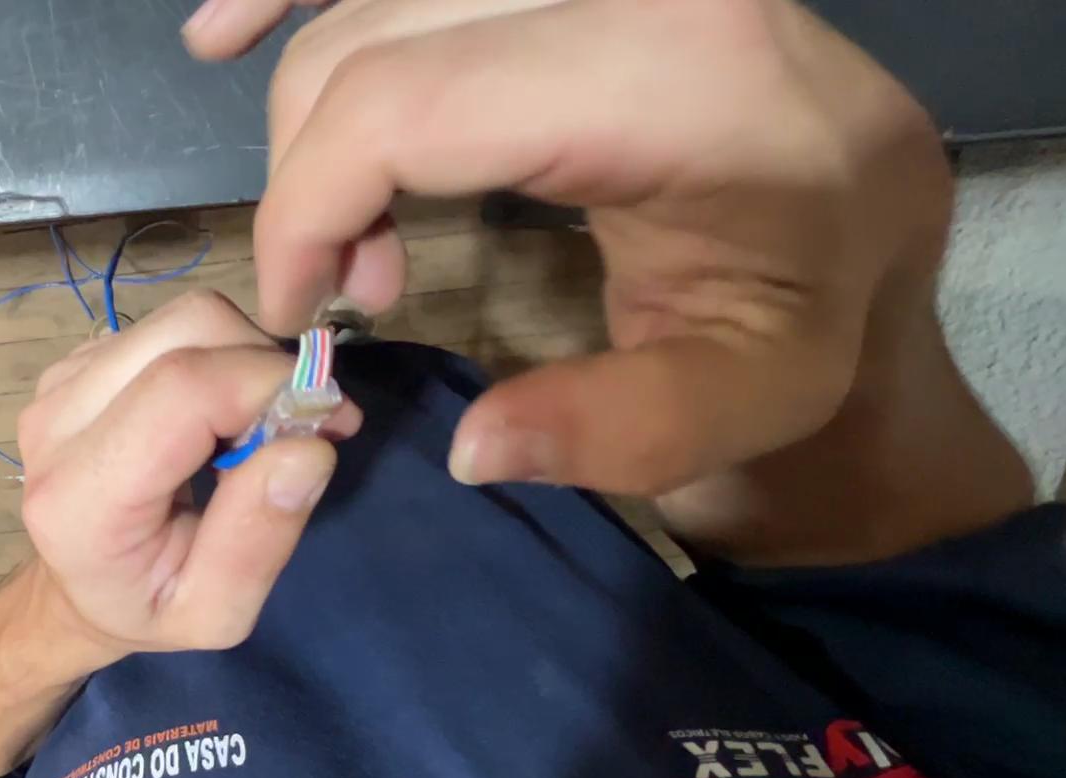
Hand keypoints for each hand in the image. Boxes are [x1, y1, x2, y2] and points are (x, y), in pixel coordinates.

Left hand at [16, 290, 359, 655]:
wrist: (77, 589)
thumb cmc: (145, 608)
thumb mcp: (216, 613)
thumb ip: (258, 540)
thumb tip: (309, 446)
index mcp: (82, 498)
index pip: (183, 390)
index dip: (272, 385)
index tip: (331, 419)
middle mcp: (56, 425)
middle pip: (186, 330)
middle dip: (264, 364)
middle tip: (295, 424)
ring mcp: (59, 386)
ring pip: (181, 319)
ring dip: (241, 359)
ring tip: (254, 425)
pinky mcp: (73, 367)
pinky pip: (165, 330)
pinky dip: (212, 359)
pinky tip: (212, 415)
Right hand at [186, 0, 966, 506]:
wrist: (840, 220)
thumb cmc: (796, 316)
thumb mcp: (744, 401)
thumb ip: (620, 430)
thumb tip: (468, 445)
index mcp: (671, 71)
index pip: (399, 105)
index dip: (305, 212)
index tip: (297, 312)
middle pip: (359, 49)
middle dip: (306, 187)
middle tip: (340, 291)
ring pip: (354, 4)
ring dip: (311, 131)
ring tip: (350, 237)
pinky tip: (226, 31)